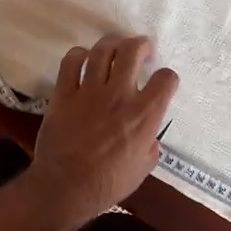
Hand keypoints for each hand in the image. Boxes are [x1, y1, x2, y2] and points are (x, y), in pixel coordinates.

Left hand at [21, 36, 178, 225]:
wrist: (66, 186)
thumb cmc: (108, 184)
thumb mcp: (142, 169)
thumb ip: (150, 146)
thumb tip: (149, 138)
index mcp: (145, 115)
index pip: (166, 79)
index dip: (167, 78)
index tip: (162, 82)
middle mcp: (119, 96)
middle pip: (132, 51)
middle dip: (141, 44)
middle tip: (142, 49)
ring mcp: (89, 92)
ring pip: (102, 51)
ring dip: (112, 44)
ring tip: (115, 48)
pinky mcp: (63, 94)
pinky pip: (70, 62)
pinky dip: (78, 55)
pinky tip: (82, 58)